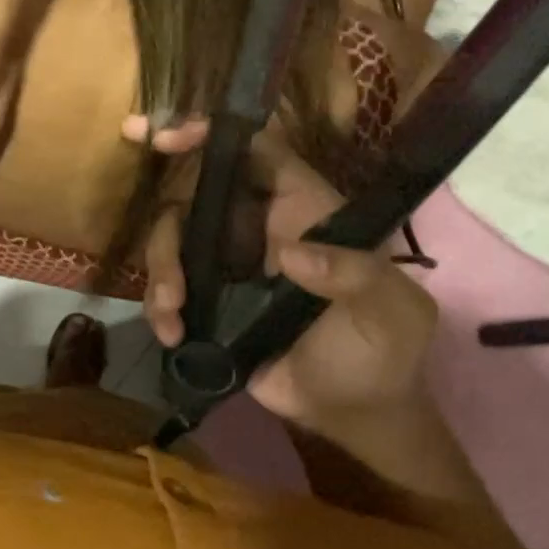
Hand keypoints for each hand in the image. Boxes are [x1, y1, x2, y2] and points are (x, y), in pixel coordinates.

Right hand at [124, 119, 437, 427]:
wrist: (348, 413)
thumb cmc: (381, 353)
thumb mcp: (391, 314)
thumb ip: (355, 277)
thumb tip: (290, 253)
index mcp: (304, 212)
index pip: (259, 154)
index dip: (215, 135)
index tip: (170, 137)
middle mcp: (257, 228)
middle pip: (195, 195)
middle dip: (167, 218)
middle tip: (161, 258)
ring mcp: (224, 263)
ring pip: (171, 238)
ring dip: (161, 271)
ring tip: (173, 313)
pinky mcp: (201, 299)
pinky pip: (163, 284)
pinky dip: (157, 307)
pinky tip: (172, 334)